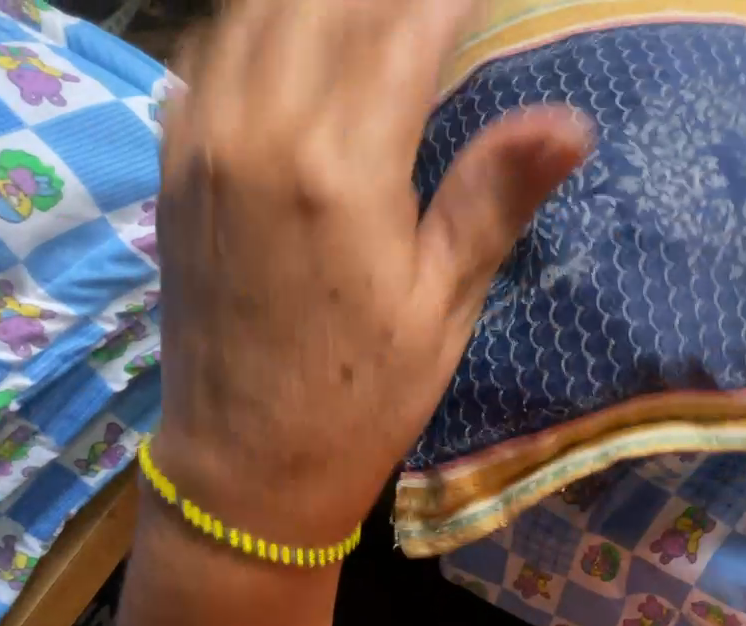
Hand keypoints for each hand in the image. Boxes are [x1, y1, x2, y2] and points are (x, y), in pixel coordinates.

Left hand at [154, 0, 592, 543]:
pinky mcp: (174, 154)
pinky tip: (306, 33)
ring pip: (261, 5)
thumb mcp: (445, 306)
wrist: (248, 460)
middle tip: (442, 11)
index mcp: (340, 168)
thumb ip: (493, 197)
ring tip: (384, 17)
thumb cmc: (365, 396)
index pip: (402, 26)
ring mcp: (202, 133)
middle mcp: (259, 125)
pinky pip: (213, 42)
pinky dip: (267, 17)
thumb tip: (571, 118)